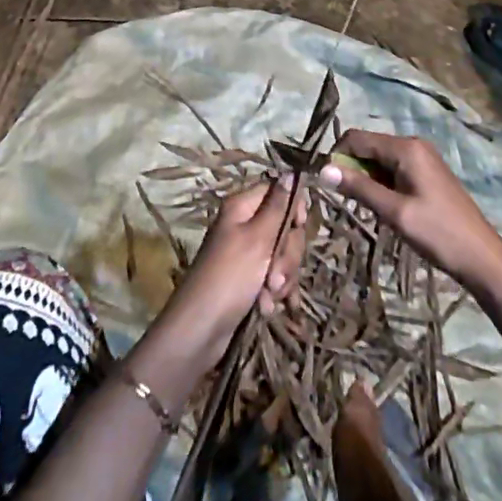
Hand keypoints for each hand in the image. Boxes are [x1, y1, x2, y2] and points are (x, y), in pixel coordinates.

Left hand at [161, 177, 306, 360]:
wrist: (203, 328)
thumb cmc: (230, 276)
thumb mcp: (258, 238)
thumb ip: (278, 206)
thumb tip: (292, 172)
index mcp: (241, 207)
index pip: (277, 190)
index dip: (293, 207)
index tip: (298, 225)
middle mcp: (243, 225)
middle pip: (284, 225)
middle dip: (287, 253)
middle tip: (274, 272)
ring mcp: (247, 253)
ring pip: (283, 255)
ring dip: (283, 277)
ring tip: (269, 294)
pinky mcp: (250, 278)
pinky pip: (275, 277)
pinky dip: (275, 292)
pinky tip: (266, 307)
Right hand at [317, 130, 501, 284]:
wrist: (482, 258)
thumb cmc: (438, 233)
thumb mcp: (394, 212)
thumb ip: (359, 187)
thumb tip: (322, 170)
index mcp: (406, 148)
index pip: (357, 138)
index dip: (338, 156)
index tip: (329, 183)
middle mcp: (414, 145)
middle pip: (368, 146)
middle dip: (353, 168)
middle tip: (350, 200)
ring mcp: (423, 158)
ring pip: (379, 159)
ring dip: (367, 178)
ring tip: (370, 207)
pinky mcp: (427, 173)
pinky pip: (394, 168)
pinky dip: (382, 183)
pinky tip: (387, 207)